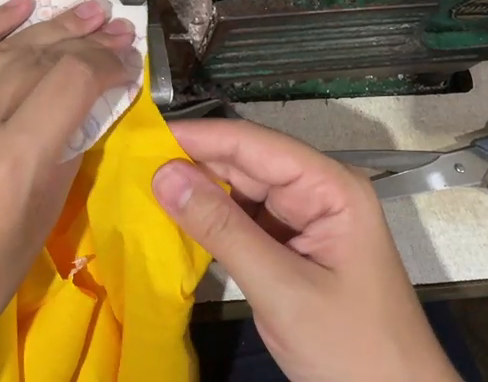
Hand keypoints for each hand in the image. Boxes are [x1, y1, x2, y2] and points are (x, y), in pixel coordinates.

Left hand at [0, 0, 138, 381]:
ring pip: (3, 49)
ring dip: (51, 26)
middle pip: (40, 58)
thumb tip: (91, 101)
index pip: (70, 83)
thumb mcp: (36, 225)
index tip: (129, 62)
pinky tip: (24, 2)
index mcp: (9, 165)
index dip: (107, 64)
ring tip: (90, 9)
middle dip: (86, 41)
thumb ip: (66, 153)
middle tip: (118, 28)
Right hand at [153, 119, 461, 381]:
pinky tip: (177, 218)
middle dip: (193, 163)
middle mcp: (317, 191)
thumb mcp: (282, 290)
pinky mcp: (294, 246)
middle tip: (134, 165)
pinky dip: (213, 220)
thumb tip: (162, 174)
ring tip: (144, 186)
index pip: (253, 143)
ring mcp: (306, 219)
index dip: (199, 137)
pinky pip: (246, 219)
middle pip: (245, 162)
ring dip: (199, 190)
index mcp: (329, 186)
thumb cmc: (353, 351)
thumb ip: (221, 229)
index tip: (144, 136)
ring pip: (241, 190)